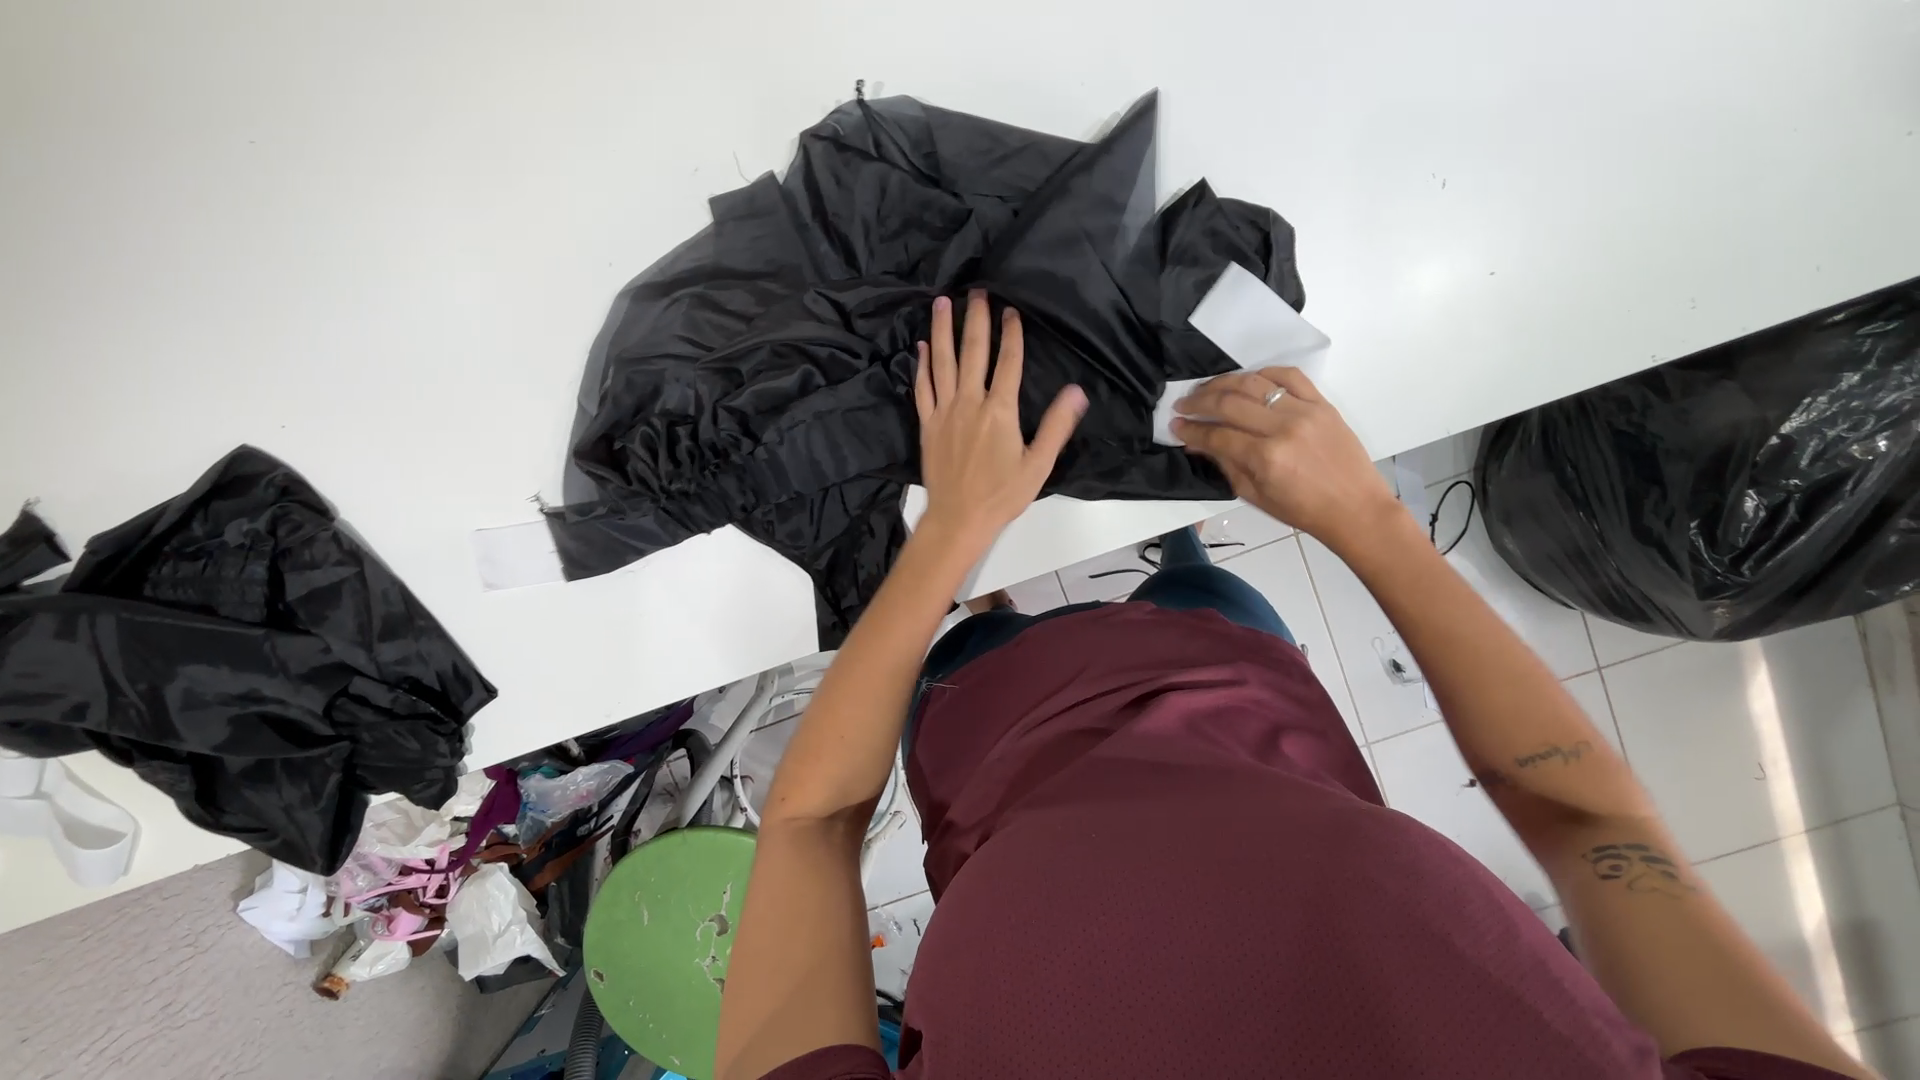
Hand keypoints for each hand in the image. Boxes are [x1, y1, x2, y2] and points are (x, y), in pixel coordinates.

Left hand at [915, 290, 1085, 550]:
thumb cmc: (1002, 495)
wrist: (958, 518)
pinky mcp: (927, 424)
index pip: (1008, 362)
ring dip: (942, 330)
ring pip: (942, 362)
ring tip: (942, 302)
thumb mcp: (1038, 464)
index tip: (1012, 310)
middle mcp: (969, 403)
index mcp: (999, 411)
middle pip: (973, 352)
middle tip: (976, 290)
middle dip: (975, 319)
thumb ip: (1056, 426)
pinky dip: (922, 365)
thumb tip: (1076, 391)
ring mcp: (944, 412)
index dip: (1011, 334)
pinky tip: (921, 346)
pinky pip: (922, 388)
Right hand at [1172, 367, 1399, 555]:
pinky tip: (1247, 381)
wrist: (1355, 508)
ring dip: (1223, 383)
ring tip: (1206, 389)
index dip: (1190, 430)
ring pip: (1254, 383)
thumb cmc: (1303, 511)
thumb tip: (1197, 444)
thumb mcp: (1255, 495)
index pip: (1217, 435)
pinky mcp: (1322, 403)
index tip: (1175, 426)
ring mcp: (1305, 412)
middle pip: (1230, 403)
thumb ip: (1225, 465)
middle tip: (1182, 405)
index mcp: (1266, 458)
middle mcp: (1283, 429)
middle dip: (1199, 403)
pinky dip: (1263, 374)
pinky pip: (1289, 376)